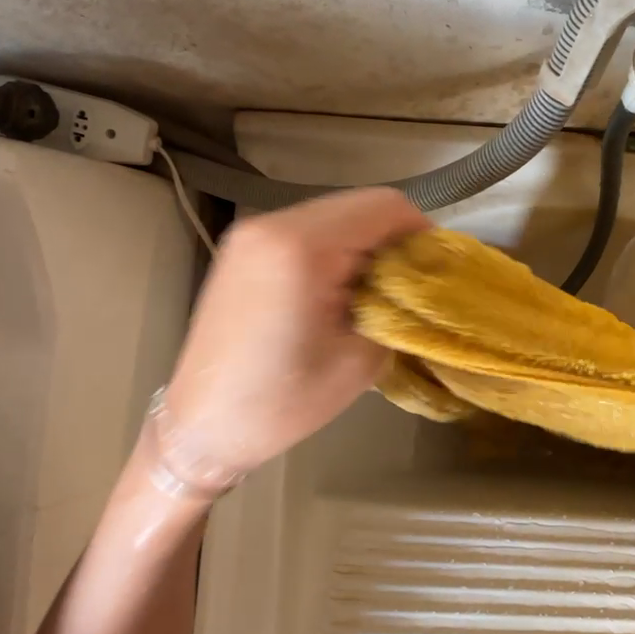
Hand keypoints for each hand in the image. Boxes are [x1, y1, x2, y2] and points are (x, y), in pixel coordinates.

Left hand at [149, 188, 428, 494]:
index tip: (433, 272)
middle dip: (392, 240)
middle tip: (408, 288)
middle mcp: (272, 224)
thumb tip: (413, 282)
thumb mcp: (359, 359)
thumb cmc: (282, 403)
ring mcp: (251, 234)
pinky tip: (338, 292)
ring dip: (362, 245)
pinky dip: (333, 251)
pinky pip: (305, 232)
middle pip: (358, 205)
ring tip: (373, 294)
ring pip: (332, 216)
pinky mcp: (242, 250)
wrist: (201, 428)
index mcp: (301, 246)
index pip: (385, 206)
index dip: (420, 233)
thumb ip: (394, 307)